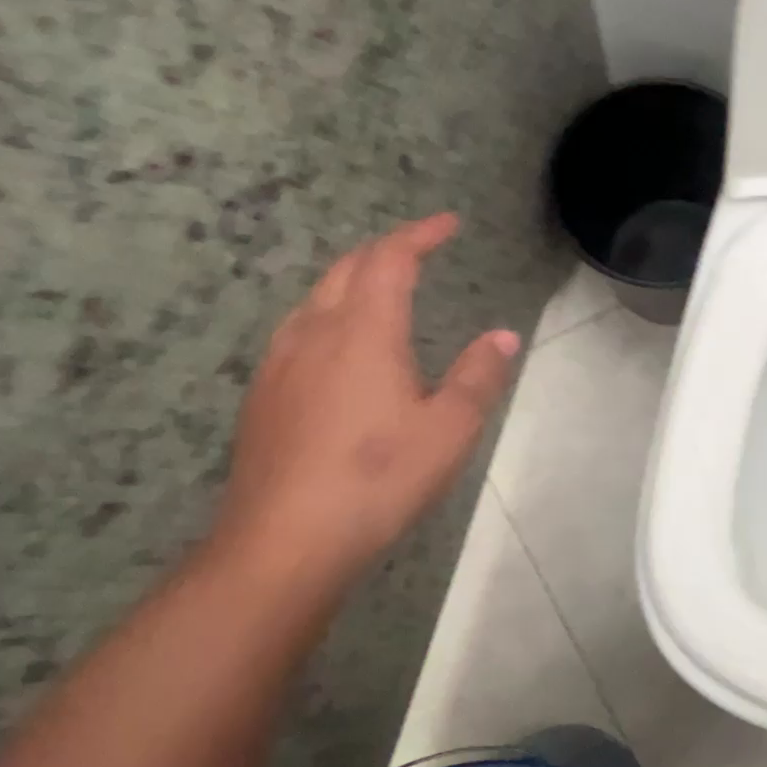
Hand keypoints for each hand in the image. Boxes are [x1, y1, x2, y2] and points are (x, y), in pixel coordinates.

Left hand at [217, 214, 519, 581]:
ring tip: (383, 291)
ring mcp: (280, 364)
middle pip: (346, 269)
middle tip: (420, 251)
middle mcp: (315, 333)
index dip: (420, 234)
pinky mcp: (263, 396)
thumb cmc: (378, 479)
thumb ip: (479, 376)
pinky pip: (299, 330)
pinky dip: (330, 315)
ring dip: (353, 280)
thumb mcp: (449, 429)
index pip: (390, 260)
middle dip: (385, 251)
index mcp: (364, 331)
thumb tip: (503, 335)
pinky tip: (340, 349)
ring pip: (316, 298)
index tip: (449, 223)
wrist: (282, 542)